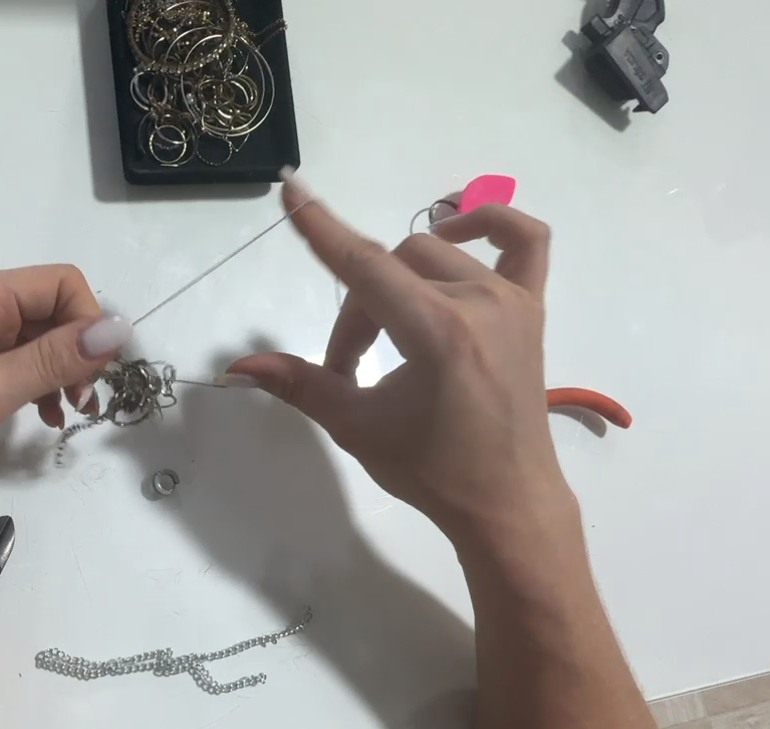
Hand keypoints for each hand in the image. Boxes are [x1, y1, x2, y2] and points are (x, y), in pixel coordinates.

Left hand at [0, 266, 129, 519]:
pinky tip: (47, 417)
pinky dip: (40, 387)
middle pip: (54, 312)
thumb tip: (116, 331)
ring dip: (63, 374)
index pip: (60, 284)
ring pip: (42, 341)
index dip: (88, 323)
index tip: (95, 374)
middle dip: (79, 354)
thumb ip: (50, 362)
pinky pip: (22, 364)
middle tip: (85, 403)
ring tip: (68, 414)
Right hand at [227, 174, 572, 548]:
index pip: (365, 267)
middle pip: (389, 269)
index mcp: (437, 333)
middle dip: (356, 315)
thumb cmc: (429, 469)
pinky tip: (458, 235)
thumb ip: (298, 385)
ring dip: (394, 290)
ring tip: (389, 340)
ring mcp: (513, 298)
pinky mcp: (532, 305)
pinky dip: (488, 226)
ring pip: (434, 256)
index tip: (292, 190)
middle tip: (348, 369)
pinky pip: (522, 240)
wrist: (504, 498)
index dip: (322, 229)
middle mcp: (480, 302)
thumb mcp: (355, 426)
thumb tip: (237, 368)